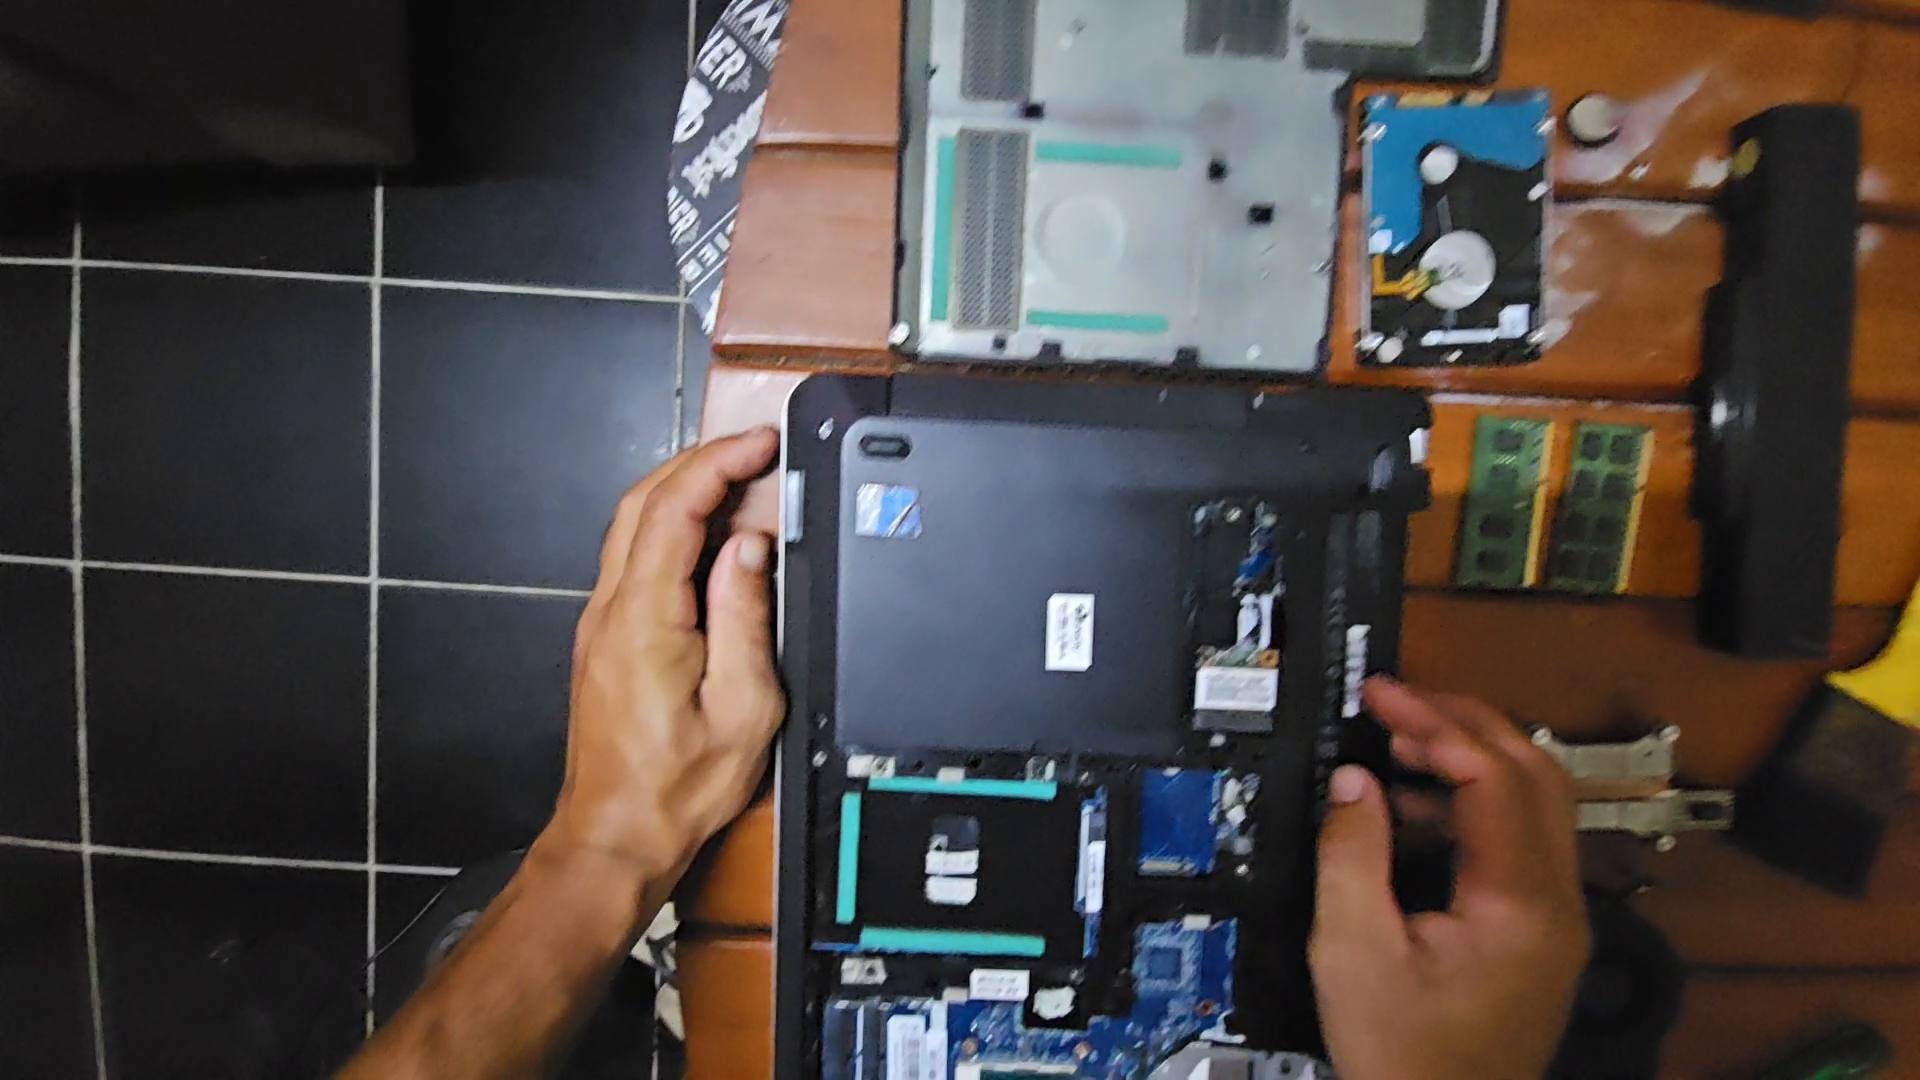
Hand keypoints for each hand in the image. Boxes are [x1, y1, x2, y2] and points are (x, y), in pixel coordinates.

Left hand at [541, 428, 785, 886]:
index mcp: (647, 620)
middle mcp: (612, 608)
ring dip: (685, 486)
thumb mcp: (745, 705)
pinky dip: (674, 521)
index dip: (720, 463)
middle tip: (754, 449)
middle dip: (700, 460)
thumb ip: (747, 616)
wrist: (618, 832)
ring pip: (634, 522)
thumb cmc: (682, 783)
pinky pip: (637, 554)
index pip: (676, 510)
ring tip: (740, 477)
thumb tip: (751, 545)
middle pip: (643, 501)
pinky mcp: (608, 632)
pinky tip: (712, 531)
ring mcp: (602, 618)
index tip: (762, 444)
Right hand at [1311, 677, 1588, 1079]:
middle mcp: (1556, 898)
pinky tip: (1411, 797)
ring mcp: (1554, 911)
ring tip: (1396, 735)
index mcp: (1519, 903)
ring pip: (1534, 798)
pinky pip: (1513, 832)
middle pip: (1535, 774)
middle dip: (1463, 719)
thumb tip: (1352, 777)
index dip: (1435, 724)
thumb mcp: (1351, 945)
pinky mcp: (1535, 921)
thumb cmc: (1397, 1042)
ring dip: (1469, 751)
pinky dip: (1466, 793)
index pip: (1494, 779)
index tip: (1377, 695)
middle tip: (1393, 697)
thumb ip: (1349, 852)